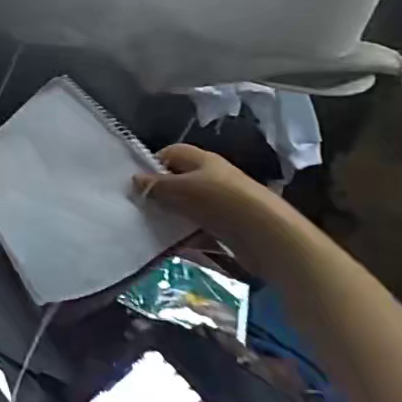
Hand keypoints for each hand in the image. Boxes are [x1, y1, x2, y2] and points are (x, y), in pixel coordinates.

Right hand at [133, 144, 287, 250]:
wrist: (266, 234)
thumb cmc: (222, 201)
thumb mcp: (184, 189)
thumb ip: (158, 186)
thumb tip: (135, 179)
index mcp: (202, 160)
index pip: (172, 153)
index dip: (153, 164)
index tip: (136, 183)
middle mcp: (211, 178)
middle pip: (178, 182)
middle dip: (159, 194)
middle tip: (138, 209)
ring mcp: (219, 204)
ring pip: (186, 208)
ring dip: (170, 219)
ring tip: (149, 229)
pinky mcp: (225, 229)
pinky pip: (197, 231)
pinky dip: (184, 238)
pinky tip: (170, 248)